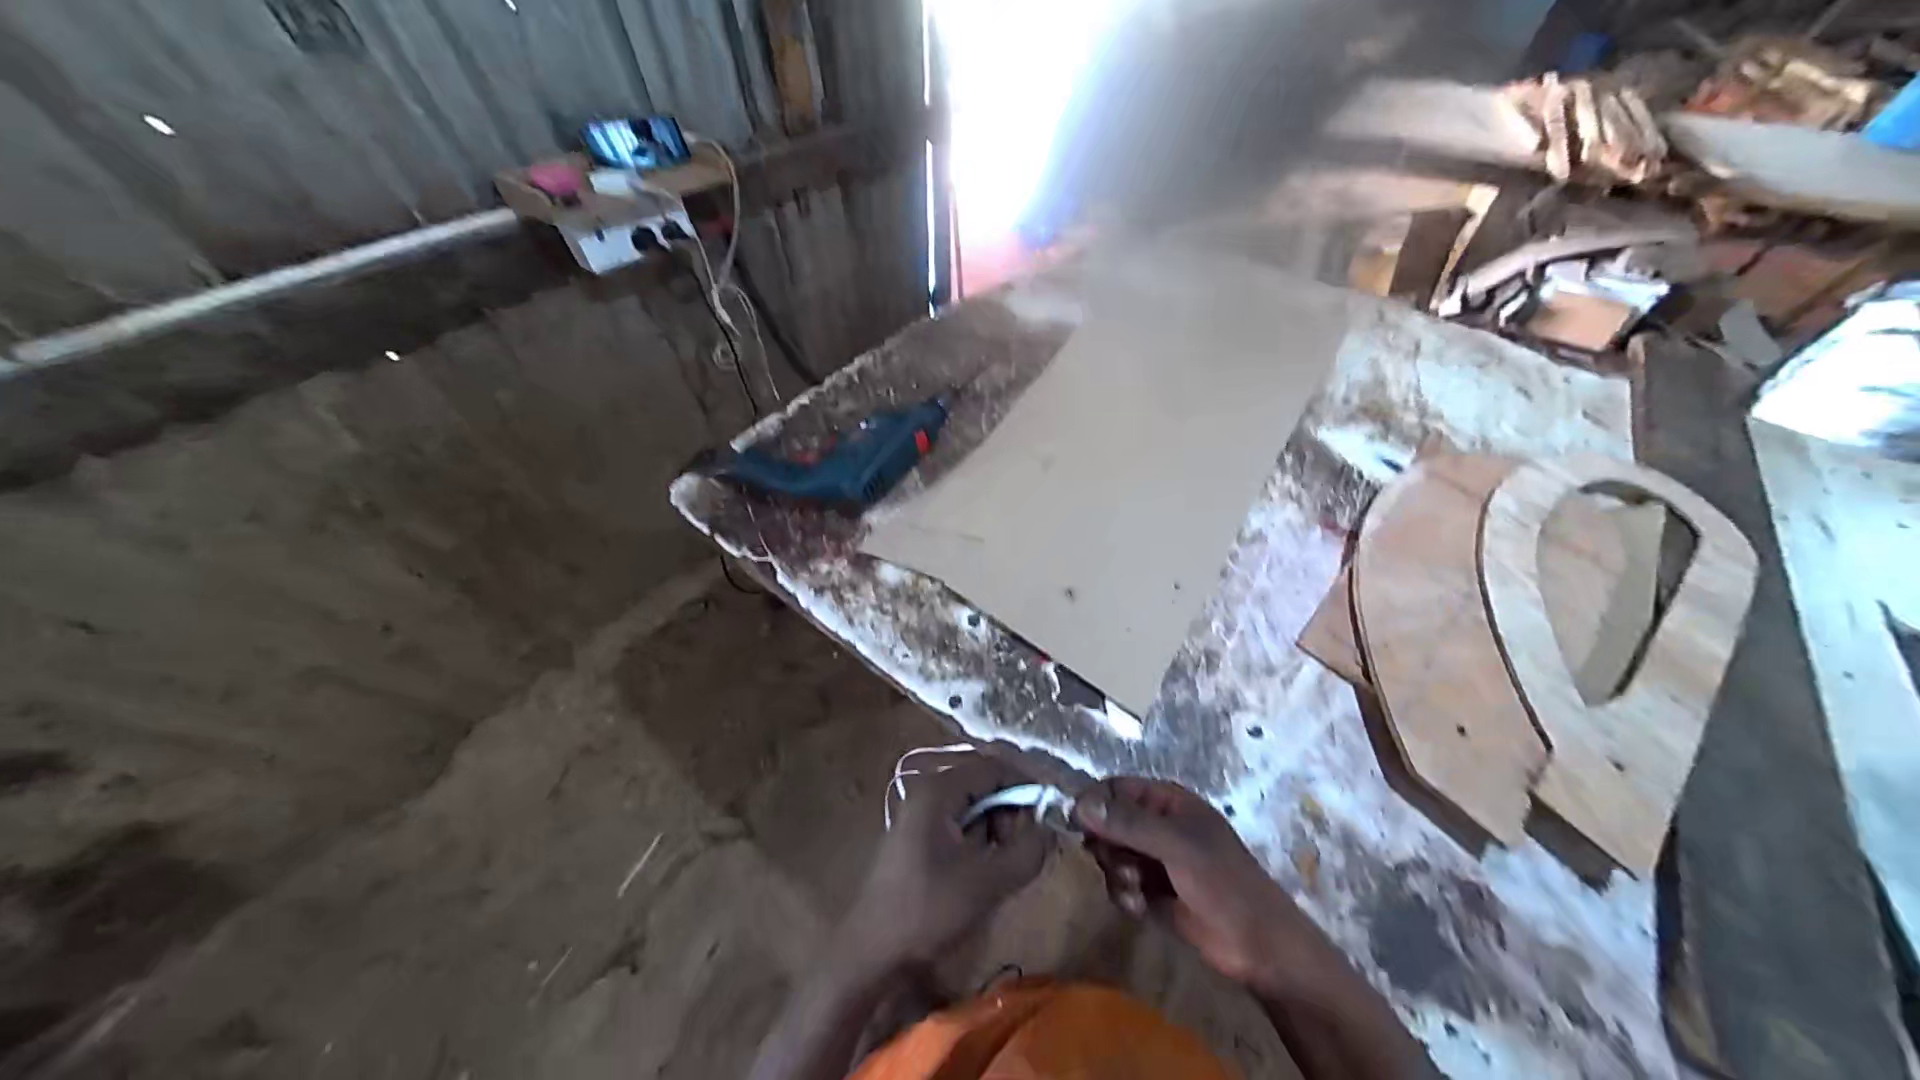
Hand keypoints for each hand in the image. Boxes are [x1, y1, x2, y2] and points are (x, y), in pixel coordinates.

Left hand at [844, 756, 1050, 966]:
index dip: (1026, 785)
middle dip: (1010, 812)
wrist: (871, 953)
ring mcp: (918, 814)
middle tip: (1020, 850)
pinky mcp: (916, 837)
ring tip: (1002, 867)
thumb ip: (1027, 850)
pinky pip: (958, 824)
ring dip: (995, 829)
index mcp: (939, 789)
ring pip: (973, 805)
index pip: (994, 766)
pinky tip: (982, 873)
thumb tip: (1050, 829)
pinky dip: (978, 841)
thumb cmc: (928, 910)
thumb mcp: (988, 881)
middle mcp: (926, 791)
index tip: (1049, 816)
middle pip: (983, 783)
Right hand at [1074, 777, 1344, 996]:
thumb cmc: (1224, 883)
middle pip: (1107, 822)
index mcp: (1167, 801)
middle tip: (1118, 864)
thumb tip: (1078, 804)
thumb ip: (1129, 823)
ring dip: (1115, 873)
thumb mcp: (1177, 846)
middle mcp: (1156, 824)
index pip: (1115, 788)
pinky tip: (1139, 908)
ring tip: (1134, 892)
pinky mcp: (1151, 890)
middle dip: (1106, 845)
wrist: (1260, 947)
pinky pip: (1119, 882)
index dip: (1094, 804)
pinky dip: (1123, 894)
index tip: (1079, 826)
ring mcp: (1154, 858)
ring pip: (1111, 854)